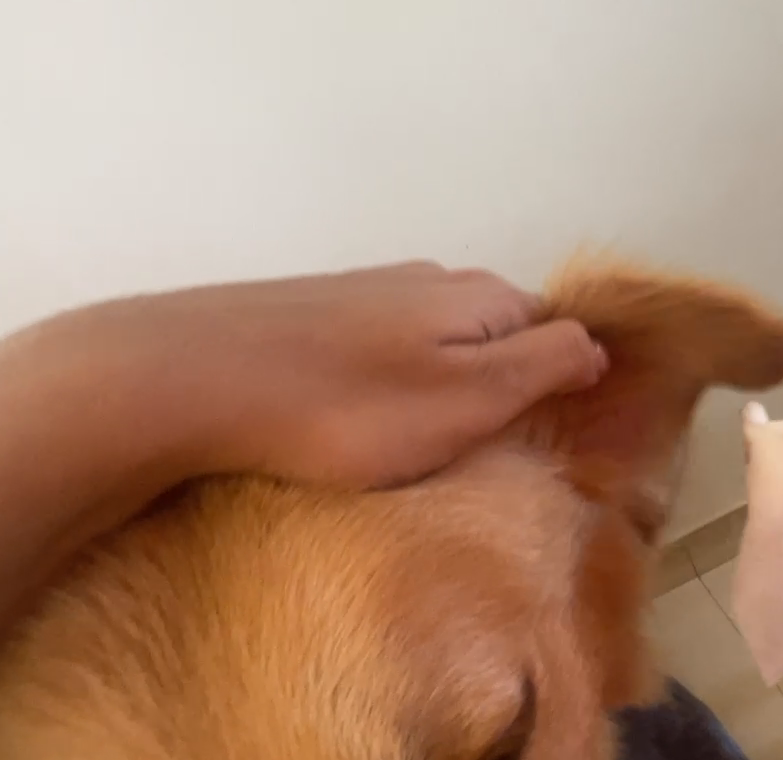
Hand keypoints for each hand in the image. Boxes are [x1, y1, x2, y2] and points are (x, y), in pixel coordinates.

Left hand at [13, 261, 606, 488]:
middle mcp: (432, 281)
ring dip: (454, 392)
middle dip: (510, 389)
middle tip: (491, 456)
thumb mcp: (472, 396)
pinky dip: (402, 386)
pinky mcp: (321, 314)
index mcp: (482, 299)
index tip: (549, 441)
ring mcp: (372, 293)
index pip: (558, 332)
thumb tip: (597, 348)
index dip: (564, 385)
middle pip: (502, 337)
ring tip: (433, 448)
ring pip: (446, 346)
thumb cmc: (349, 406)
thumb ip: (546, 365)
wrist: (185, 381)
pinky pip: (393, 352)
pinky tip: (373, 421)